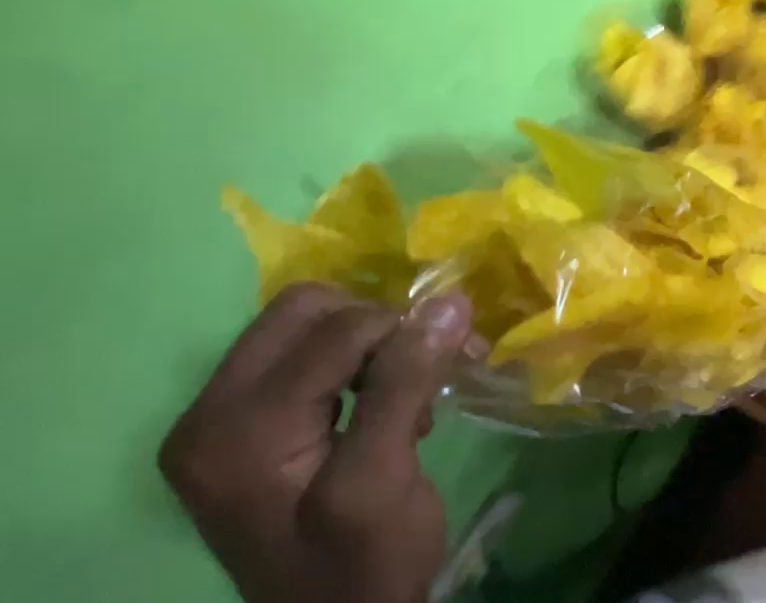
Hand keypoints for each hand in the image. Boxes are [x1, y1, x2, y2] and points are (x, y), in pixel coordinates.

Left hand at [160, 284, 475, 602]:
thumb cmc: (365, 562)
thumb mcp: (385, 477)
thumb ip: (406, 385)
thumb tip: (450, 302)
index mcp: (235, 430)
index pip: (334, 329)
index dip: (403, 335)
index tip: (456, 363)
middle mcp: (209, 414)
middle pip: (306, 310)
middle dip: (382, 326)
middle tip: (428, 366)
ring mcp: (222, 420)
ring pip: (309, 324)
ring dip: (376, 341)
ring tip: (417, 389)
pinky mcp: (246, 426)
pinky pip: (306, 354)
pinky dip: (361, 361)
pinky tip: (390, 401)